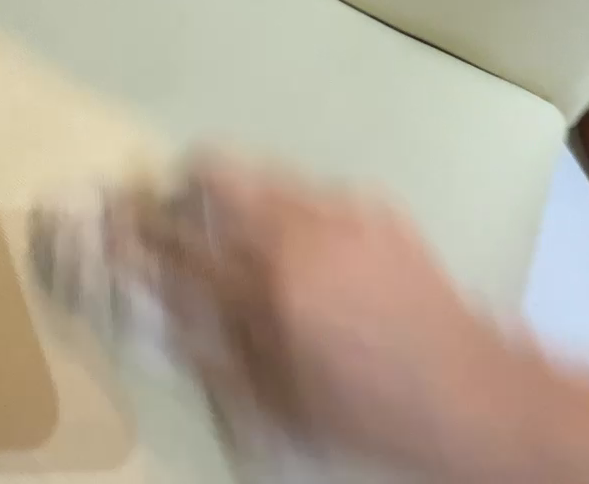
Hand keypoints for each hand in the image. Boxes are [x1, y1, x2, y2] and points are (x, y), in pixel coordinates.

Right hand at [135, 158, 558, 480]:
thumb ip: (210, 351)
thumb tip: (160, 313)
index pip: (175, 243)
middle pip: (214, 173)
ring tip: (245, 229)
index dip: (134, 225)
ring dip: (235, 195)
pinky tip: (315, 251)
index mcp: (265, 289)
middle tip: (174, 205)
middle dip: (181, 183)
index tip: (109, 212)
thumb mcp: (278, 403)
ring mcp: (337, 210)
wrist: (479, 397)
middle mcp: (295, 234)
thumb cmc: (368, 415)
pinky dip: (293, 213)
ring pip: (258, 173)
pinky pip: (309, 193)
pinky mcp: (371, 204)